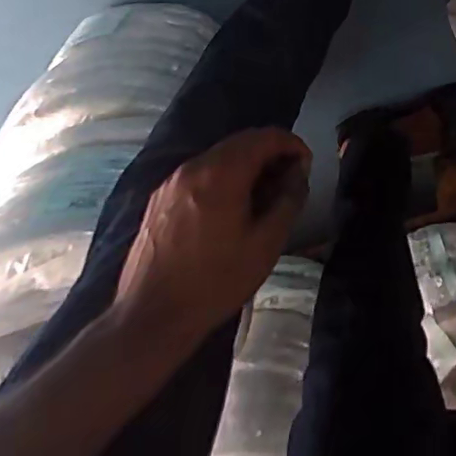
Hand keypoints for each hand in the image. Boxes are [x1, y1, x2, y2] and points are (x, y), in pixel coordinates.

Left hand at [114, 128, 311, 334]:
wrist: (150, 319)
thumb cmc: (215, 281)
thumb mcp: (266, 244)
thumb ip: (289, 199)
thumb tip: (298, 173)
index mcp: (222, 172)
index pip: (266, 137)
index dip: (292, 145)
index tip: (305, 166)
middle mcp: (195, 166)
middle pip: (242, 141)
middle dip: (270, 153)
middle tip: (288, 180)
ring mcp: (173, 180)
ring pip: (220, 156)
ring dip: (247, 164)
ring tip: (262, 195)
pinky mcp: (159, 198)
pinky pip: (200, 172)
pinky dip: (223, 176)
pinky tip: (230, 207)